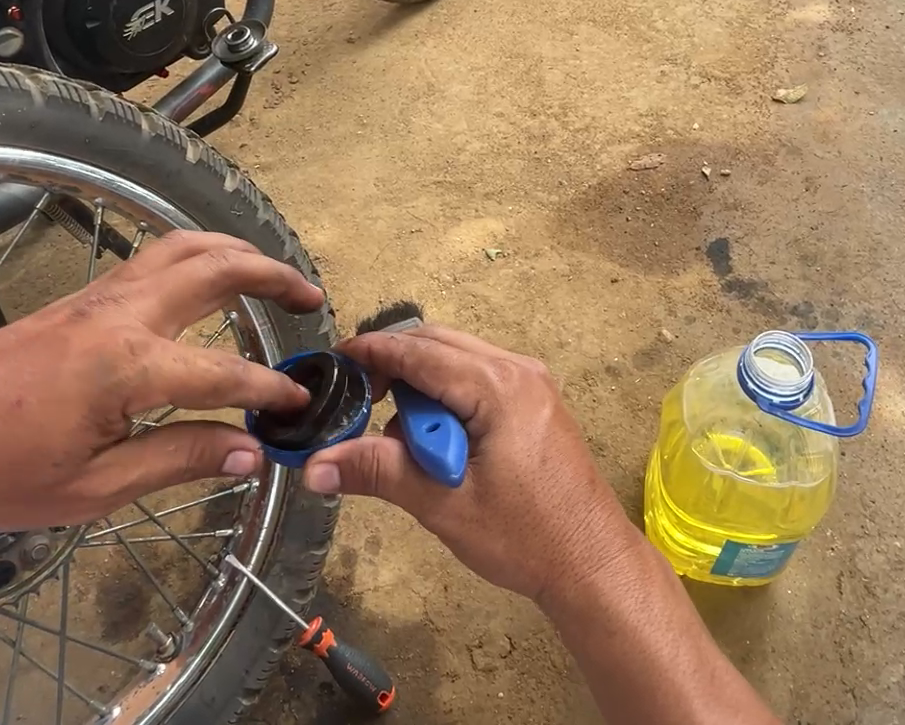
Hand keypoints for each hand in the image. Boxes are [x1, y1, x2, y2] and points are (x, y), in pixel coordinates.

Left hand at [0, 231, 323, 533]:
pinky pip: (156, 256)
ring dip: (239, 251)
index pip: (225, 372)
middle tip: (312, 297)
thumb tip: (249, 452)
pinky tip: (213, 274)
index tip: (300, 401)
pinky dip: (200, 254)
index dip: (269, 389)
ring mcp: (101, 297)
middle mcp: (123, 315)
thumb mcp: (89, 490)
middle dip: (274, 276)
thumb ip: (178, 459)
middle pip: (218, 269)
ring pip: (186, 246)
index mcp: (128, 367)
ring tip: (273, 273)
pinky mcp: (83, 297)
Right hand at [301, 326, 638, 605]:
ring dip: (421, 383)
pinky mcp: (535, 399)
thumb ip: (379, 472)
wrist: (592, 561)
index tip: (333, 361)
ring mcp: (531, 381)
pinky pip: (478, 376)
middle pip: (439, 343)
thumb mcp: (445, 504)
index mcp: (498, 385)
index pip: (420, 352)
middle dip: (394, 365)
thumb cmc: (524, 536)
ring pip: (458, 358)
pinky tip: (436, 438)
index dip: (372, 352)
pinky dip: (447, 394)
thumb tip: (312, 467)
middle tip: (357, 402)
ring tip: (398, 435)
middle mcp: (517, 368)